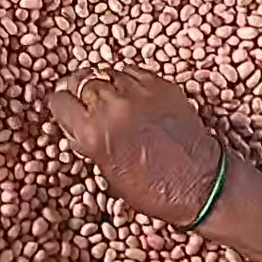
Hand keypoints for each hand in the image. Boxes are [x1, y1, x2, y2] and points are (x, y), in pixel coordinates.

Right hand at [48, 66, 220, 227]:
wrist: (201, 185)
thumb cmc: (153, 189)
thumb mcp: (106, 170)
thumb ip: (87, 141)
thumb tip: (74, 122)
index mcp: (92, 133)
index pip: (60, 101)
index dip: (60, 104)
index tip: (63, 106)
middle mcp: (111, 108)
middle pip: (80, 81)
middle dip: (78, 90)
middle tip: (82, 97)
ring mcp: (137, 93)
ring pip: (105, 72)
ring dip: (103, 83)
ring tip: (107, 95)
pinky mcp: (160, 85)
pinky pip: (132, 72)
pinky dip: (126, 80)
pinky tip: (129, 92)